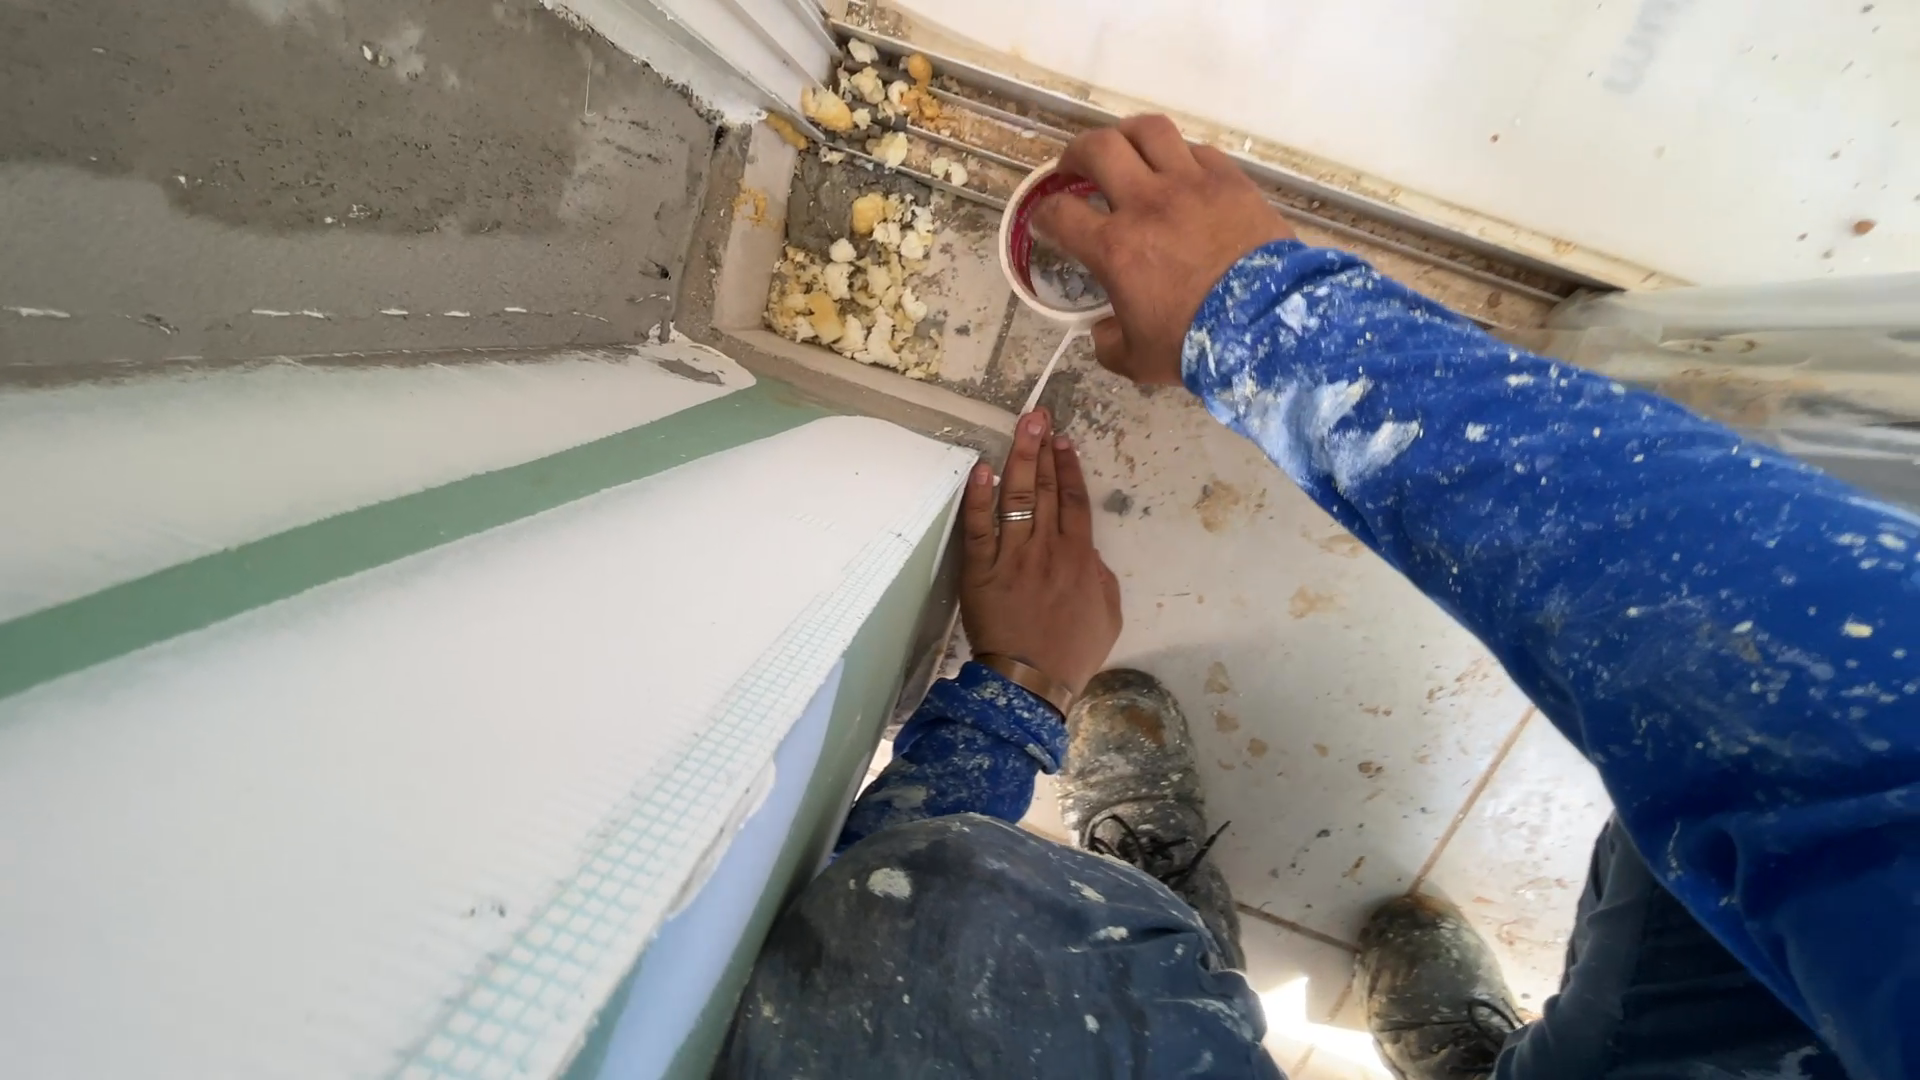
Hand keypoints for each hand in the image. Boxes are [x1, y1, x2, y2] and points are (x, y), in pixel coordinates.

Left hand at [961, 408, 1121, 694]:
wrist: (1032, 681)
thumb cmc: (1073, 651)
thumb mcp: (1108, 612)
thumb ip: (1100, 574)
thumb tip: (1087, 548)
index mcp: (1080, 557)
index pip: (1075, 501)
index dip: (1070, 468)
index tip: (1064, 441)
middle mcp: (1046, 548)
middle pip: (1046, 489)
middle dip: (1043, 449)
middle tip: (1039, 416)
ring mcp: (1012, 556)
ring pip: (1016, 498)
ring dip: (1019, 459)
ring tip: (1021, 428)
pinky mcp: (981, 570)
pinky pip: (980, 528)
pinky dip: (979, 498)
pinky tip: (982, 470)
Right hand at [1031, 115, 1294, 385]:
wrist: (1267, 325)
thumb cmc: (1194, 345)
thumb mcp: (1136, 359)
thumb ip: (1108, 342)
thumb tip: (1102, 329)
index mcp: (1115, 248)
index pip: (1060, 214)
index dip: (1043, 213)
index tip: (1043, 219)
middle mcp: (1146, 203)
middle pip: (1098, 148)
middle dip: (1075, 154)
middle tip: (1072, 168)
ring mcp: (1190, 184)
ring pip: (1147, 130)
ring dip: (1125, 134)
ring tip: (1121, 149)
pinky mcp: (1228, 179)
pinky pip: (1194, 149)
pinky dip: (1176, 155)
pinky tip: (1176, 171)